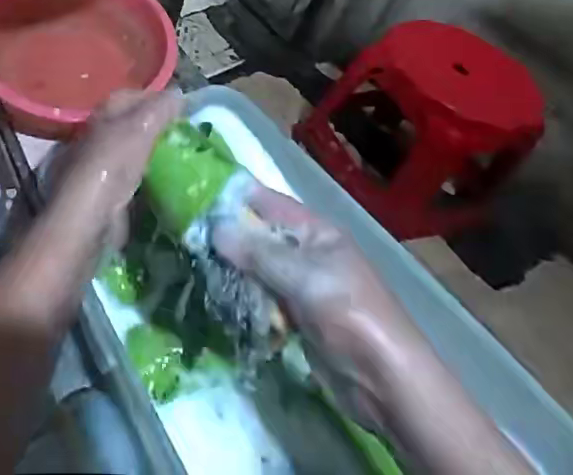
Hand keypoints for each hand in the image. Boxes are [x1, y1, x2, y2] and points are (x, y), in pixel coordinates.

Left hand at [42, 89, 181, 255]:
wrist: (91, 218)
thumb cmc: (113, 162)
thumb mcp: (142, 126)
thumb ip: (161, 108)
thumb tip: (179, 94)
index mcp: (103, 115)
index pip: (131, 96)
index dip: (155, 98)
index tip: (181, 108)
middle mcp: (99, 137)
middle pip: (133, 125)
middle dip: (158, 128)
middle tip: (186, 134)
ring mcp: (102, 167)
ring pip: (135, 153)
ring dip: (156, 154)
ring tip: (184, 156)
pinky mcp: (109, 194)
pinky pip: (136, 179)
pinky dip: (151, 178)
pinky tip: (170, 182)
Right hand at [215, 187, 537, 474]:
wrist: (386, 380)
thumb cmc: (350, 314)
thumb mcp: (304, 277)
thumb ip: (259, 253)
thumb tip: (215, 227)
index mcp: (315, 230)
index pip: (268, 202)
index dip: (235, 197)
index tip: (195, 193)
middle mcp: (307, 251)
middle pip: (260, 235)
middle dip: (228, 236)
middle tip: (186, 236)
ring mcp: (303, 286)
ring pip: (258, 269)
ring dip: (233, 271)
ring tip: (195, 268)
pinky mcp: (297, 318)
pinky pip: (263, 300)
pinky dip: (244, 301)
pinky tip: (220, 302)